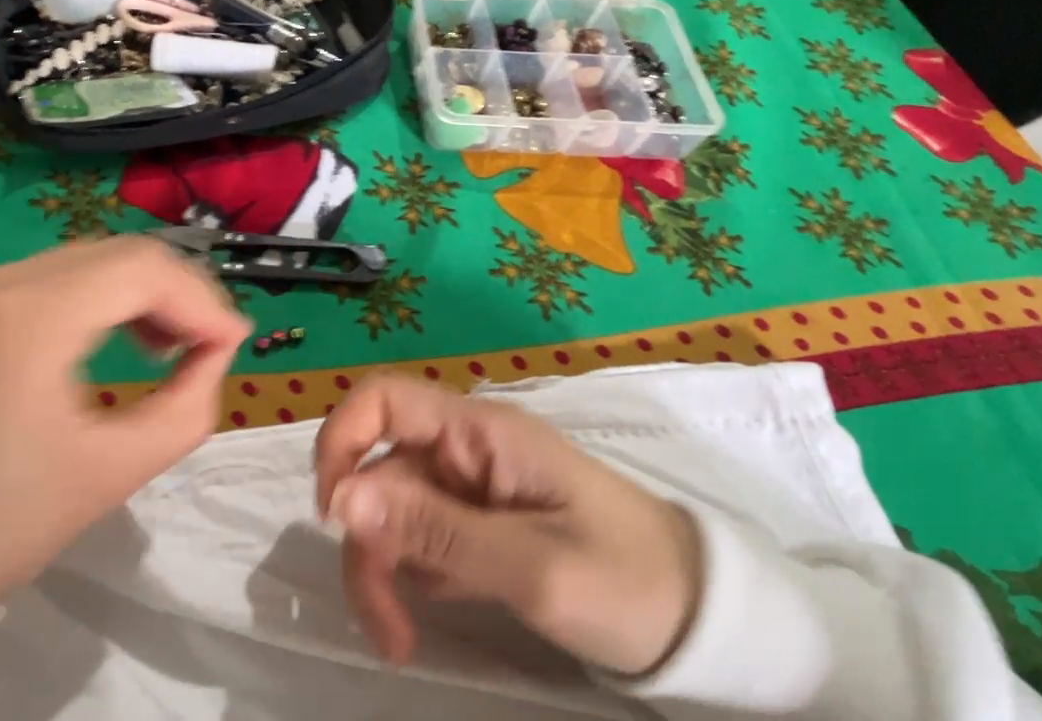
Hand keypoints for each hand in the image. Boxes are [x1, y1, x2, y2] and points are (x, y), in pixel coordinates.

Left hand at [0, 237, 252, 602]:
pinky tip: (113, 336)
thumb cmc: (1, 524)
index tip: (232, 345)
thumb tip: (213, 352)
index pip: (140, 268)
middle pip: (115, 252)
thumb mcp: (114, 473)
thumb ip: (187, 405)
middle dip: (175, 290)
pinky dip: (95, 297)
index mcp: (26, 321)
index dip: (200, 298)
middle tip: (207, 345)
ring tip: (165, 346)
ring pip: (84, 259)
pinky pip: (48, 278)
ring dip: (136, 291)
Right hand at [314, 376, 701, 675]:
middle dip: (366, 545)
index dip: (341, 442)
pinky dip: (405, 581)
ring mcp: (470, 490)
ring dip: (381, 572)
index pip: (382, 399)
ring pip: (389, 514)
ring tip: (398, 641)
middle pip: (378, 473)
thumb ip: (434, 531)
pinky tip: (419, 625)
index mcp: (481, 434)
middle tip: (383, 625)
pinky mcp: (475, 527)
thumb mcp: (532, 567)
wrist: (709, 626)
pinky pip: (415, 541)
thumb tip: (339, 498)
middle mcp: (465, 451)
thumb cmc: (631, 584)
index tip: (333, 515)